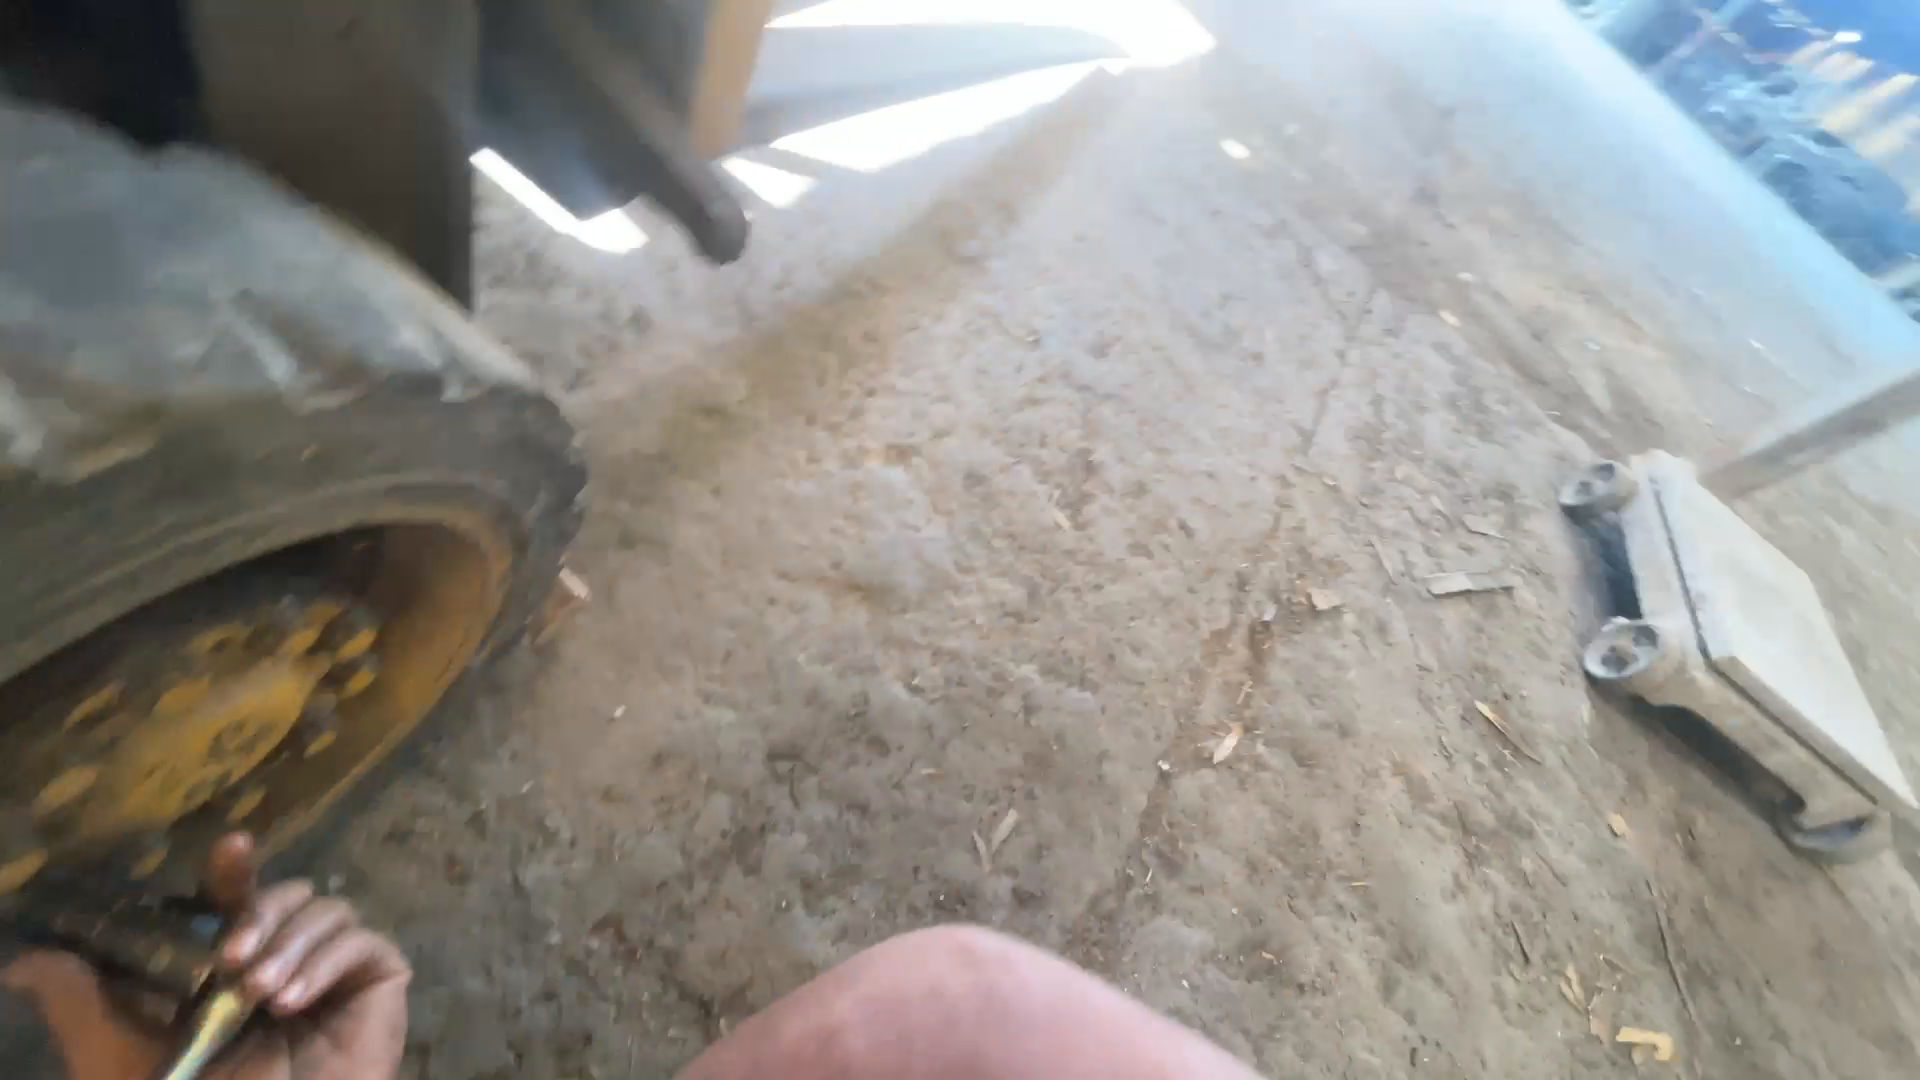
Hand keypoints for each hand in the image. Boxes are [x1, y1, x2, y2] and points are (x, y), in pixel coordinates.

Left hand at [1, 833, 409, 1079]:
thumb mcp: (122, 1056)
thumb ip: (86, 1005)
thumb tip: (27, 958)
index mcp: (237, 965)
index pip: (242, 901)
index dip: (239, 869)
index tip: (230, 846)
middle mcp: (290, 953)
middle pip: (293, 894)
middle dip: (264, 912)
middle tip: (232, 956)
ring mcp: (340, 961)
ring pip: (330, 910)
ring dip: (291, 943)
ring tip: (261, 994)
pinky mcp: (380, 971)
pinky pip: (362, 939)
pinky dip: (327, 960)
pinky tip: (295, 999)